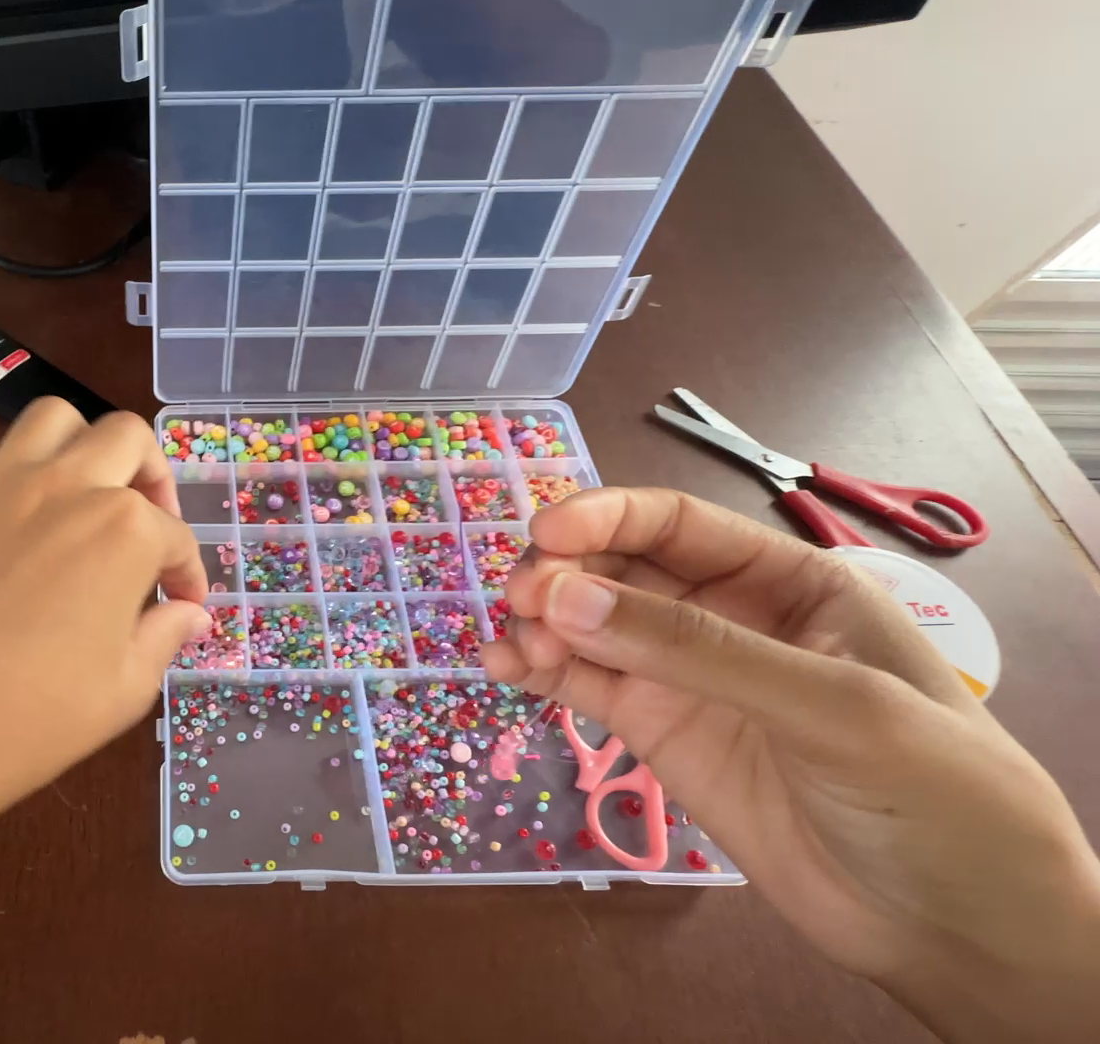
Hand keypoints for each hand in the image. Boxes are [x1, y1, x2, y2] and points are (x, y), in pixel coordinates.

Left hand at [0, 398, 209, 827]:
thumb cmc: (31, 719)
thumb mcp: (122, 690)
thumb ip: (164, 637)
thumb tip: (190, 614)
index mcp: (124, 529)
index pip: (174, 537)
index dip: (187, 571)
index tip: (185, 600)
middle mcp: (69, 485)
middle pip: (127, 439)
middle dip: (153, 478)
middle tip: (148, 525)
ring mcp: (2, 482)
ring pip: (57, 418)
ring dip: (85, 446)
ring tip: (87, 496)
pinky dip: (22, 470)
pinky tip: (22, 520)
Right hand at [482, 488, 1099, 1041]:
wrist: (950, 934)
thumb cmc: (935, 800)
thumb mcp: (834, 708)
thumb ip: (695, 650)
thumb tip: (562, 598)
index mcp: (783, 583)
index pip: (677, 525)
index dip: (605, 516)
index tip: (544, 534)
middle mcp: (719, 615)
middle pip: (613, 566)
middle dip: (561, 573)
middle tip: (523, 603)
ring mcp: (676, 673)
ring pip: (582, 620)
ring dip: (538, 621)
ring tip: (518, 651)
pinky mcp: (646, 724)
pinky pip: (575, 680)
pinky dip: (531, 666)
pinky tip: (500, 667)